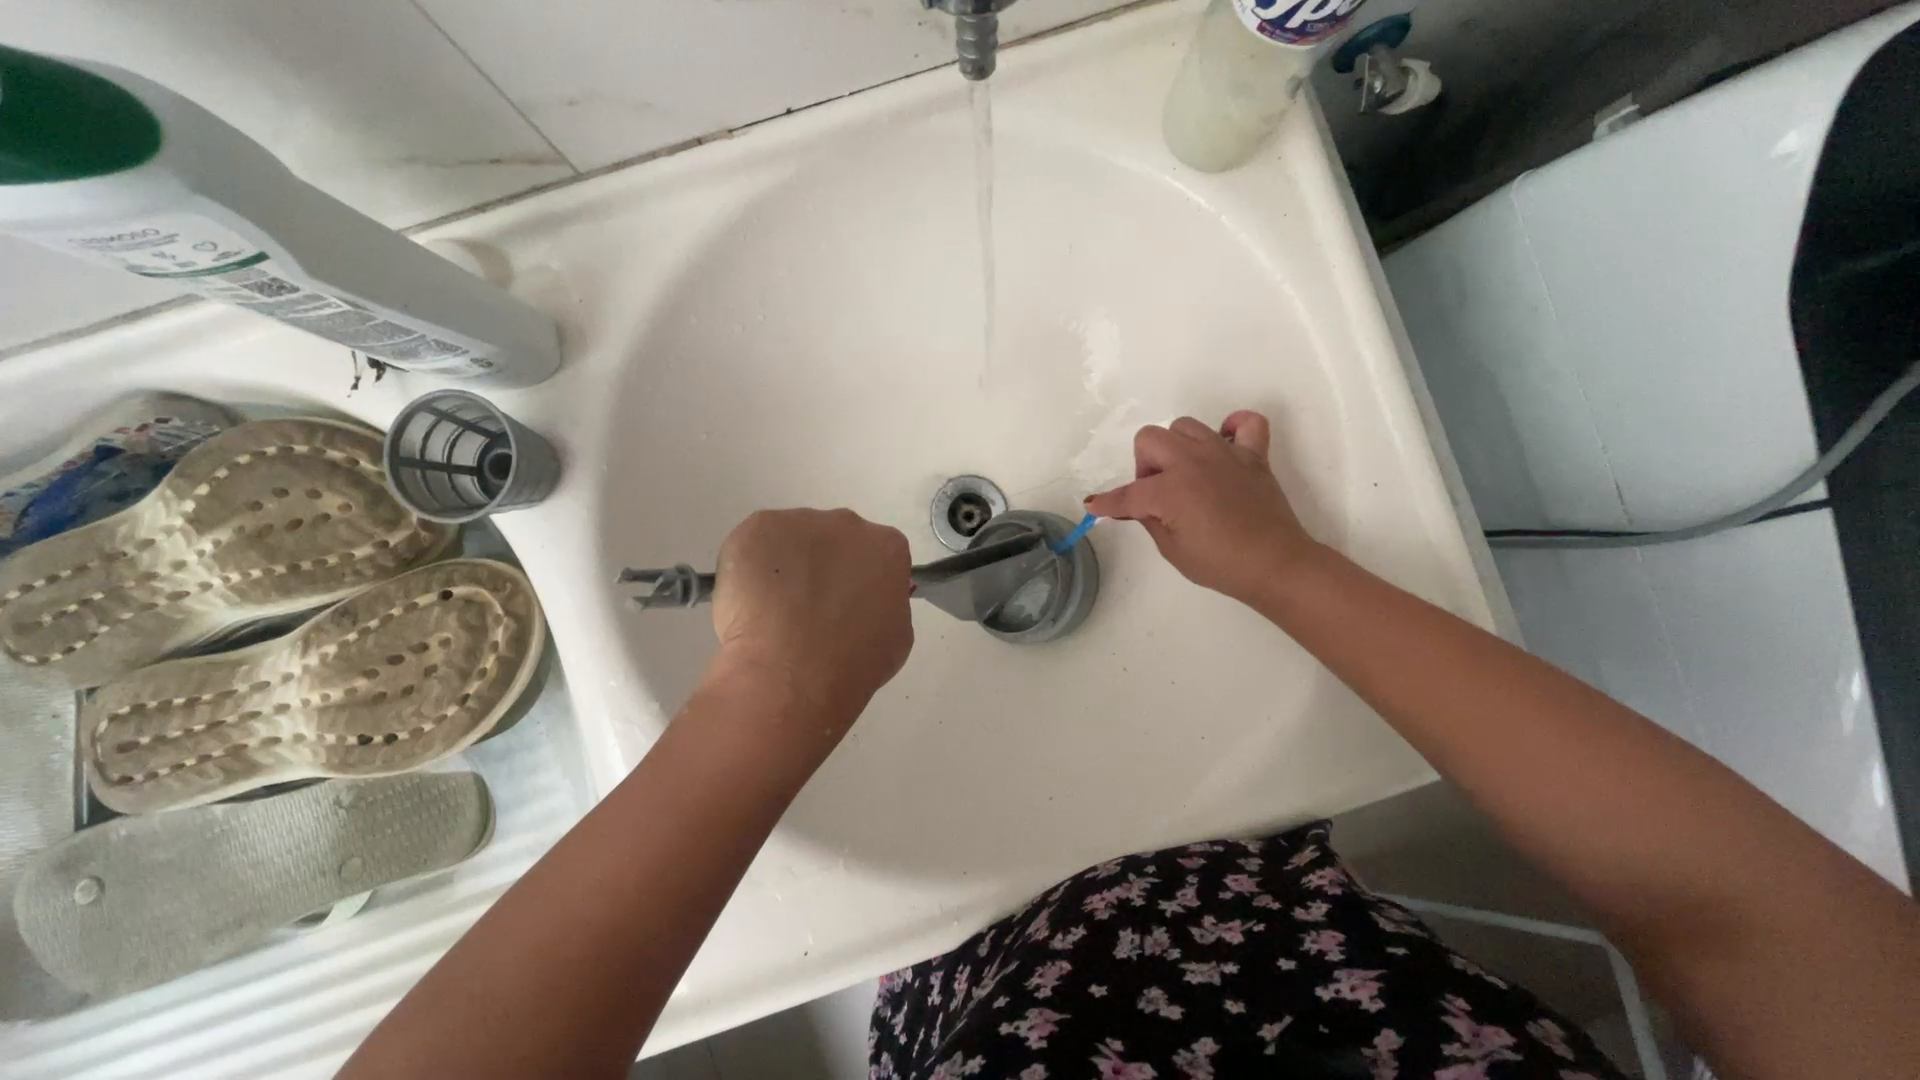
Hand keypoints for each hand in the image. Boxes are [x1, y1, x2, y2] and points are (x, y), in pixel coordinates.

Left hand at [708, 509, 913, 725]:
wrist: (794, 672)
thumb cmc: (853, 662)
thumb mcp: (895, 635)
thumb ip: (885, 603)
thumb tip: (864, 601)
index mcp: (886, 547)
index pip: (875, 555)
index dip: (856, 581)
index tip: (844, 606)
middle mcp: (846, 524)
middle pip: (832, 540)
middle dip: (821, 568)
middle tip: (807, 610)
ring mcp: (799, 522)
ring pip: (790, 541)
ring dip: (784, 568)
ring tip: (773, 613)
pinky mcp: (757, 528)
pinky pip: (753, 546)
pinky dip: (748, 570)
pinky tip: (750, 604)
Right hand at [1084, 411, 1318, 605]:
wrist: (1274, 564)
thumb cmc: (1219, 564)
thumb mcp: (1171, 549)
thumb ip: (1148, 519)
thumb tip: (1133, 507)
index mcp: (1169, 488)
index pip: (1128, 493)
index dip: (1108, 503)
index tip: (1096, 506)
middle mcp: (1192, 461)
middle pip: (1149, 440)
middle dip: (1145, 466)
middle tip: (1157, 495)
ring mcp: (1224, 452)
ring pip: (1185, 426)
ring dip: (1178, 447)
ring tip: (1187, 475)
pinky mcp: (1253, 454)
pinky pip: (1246, 422)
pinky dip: (1233, 428)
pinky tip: (1225, 449)